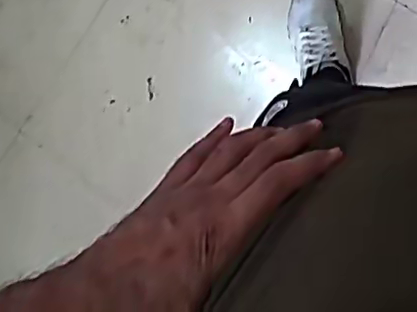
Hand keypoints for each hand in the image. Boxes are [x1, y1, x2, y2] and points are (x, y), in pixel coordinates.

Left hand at [0, 119, 340, 311]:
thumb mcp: (202, 308)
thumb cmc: (142, 308)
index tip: (332, 154)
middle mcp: (207, 201)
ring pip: (231, 149)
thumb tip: (267, 299)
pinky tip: (225, 126)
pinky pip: (194, 156)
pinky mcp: (162, 194)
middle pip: (259, 156)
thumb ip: (238, 293)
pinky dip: (214, 137)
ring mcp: (183, 192)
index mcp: (222, 229)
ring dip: (262, 133)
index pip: (277, 185)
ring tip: (283, 124)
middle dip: (293, 139)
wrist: (85, 303)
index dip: (309, 166)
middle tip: (317, 126)